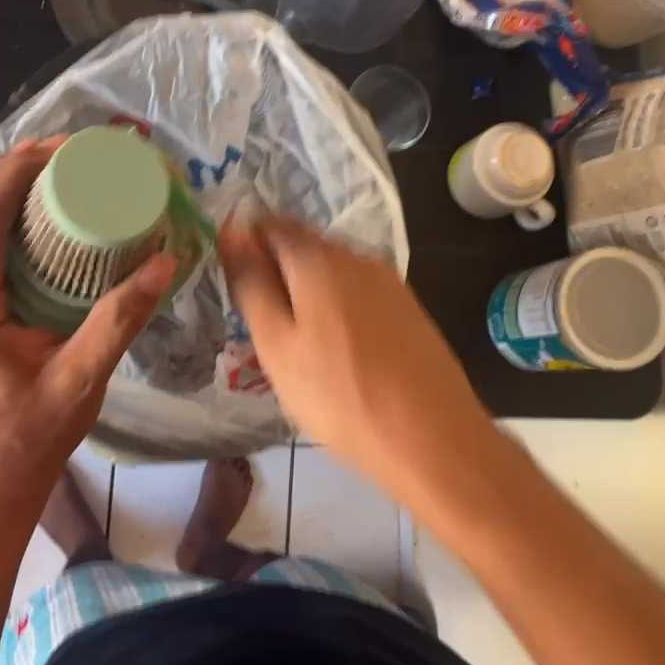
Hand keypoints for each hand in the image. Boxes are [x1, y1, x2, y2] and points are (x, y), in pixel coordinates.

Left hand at [0, 138, 175, 496]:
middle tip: (66, 151)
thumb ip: (118, 321)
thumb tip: (164, 262)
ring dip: (4, 189)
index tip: (63, 148)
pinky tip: (39, 212)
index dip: (16, 173)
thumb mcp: (81, 379)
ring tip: (54, 169)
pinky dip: (2, 215)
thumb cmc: (34, 432)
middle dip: (12, 170)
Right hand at [217, 217, 495, 484]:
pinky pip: (360, 296)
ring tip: (298, 345)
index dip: (246, 247)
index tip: (236, 286)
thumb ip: (252, 284)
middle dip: (279, 272)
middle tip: (263, 325)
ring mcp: (390, 283)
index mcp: (318, 259)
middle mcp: (357, 257)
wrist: (431, 438)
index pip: (271, 226)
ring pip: (334, 274)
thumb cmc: (338, 394)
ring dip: (309, 294)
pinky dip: (339, 311)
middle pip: (305, 247)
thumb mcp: (276, 344)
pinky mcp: (410, 311)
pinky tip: (338, 352)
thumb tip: (233, 231)